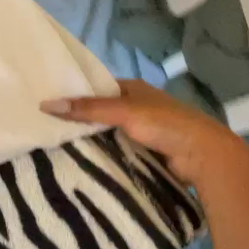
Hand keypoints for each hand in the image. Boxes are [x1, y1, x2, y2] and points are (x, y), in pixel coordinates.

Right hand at [43, 79, 248, 184]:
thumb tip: (44, 104)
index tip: (49, 104)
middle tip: (49, 128)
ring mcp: (145, 130)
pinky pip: (120, 150)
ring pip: (110, 133)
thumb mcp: (123, 111)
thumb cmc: (164, 124)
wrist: (203, 155)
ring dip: (93, 140)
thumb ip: (87, 109)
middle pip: (102, 112)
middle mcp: (139, 106)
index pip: (98, 87)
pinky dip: (106, 154)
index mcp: (134, 88)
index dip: (76, 94)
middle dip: (81, 119)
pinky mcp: (149, 151)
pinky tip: (86, 161)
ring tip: (59, 146)